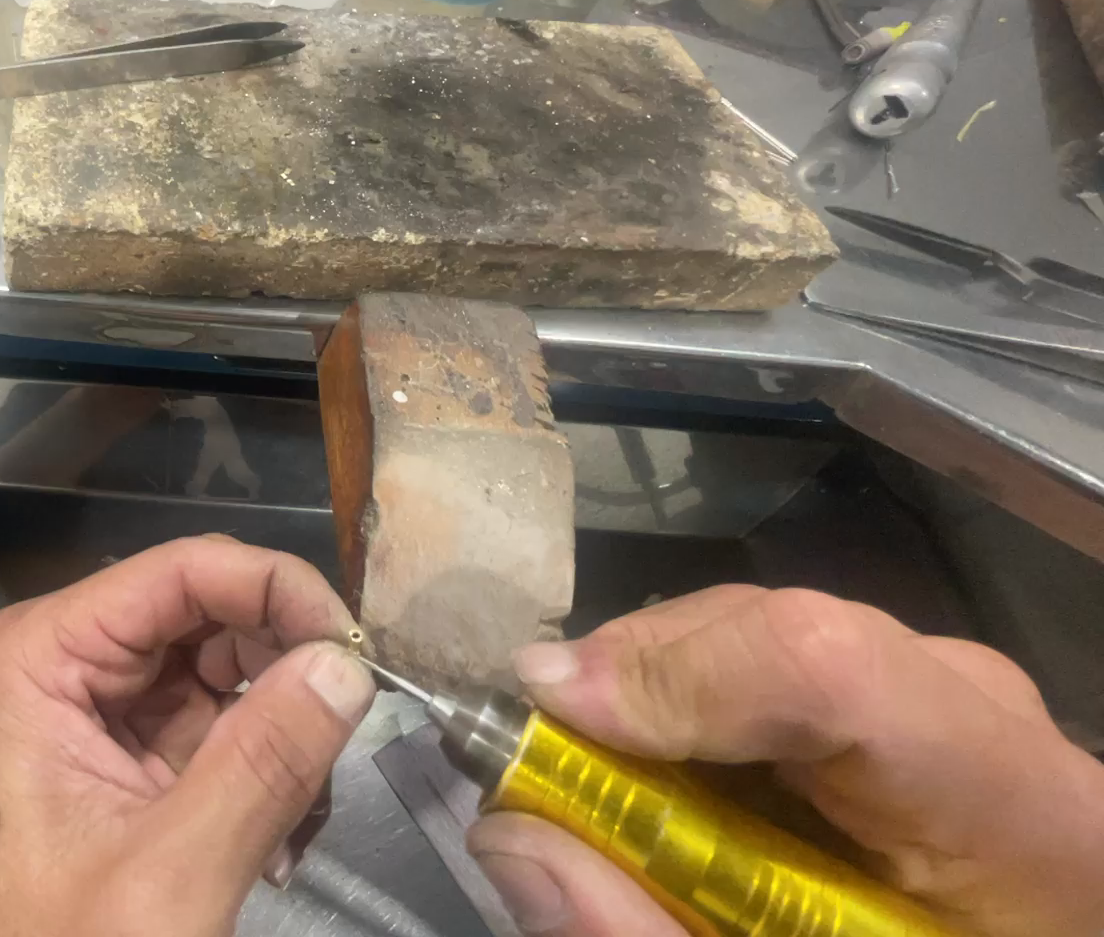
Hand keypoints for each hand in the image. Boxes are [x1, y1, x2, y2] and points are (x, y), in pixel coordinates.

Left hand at [0, 536, 376, 936]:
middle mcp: (70, 648)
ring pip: (224, 656)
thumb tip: (347, 664)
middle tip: (340, 731)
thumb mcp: (168, 875)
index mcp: (44, 650)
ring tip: (303, 811)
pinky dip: (264, 754)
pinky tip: (280, 828)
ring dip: (280, 718)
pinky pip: (219, 709)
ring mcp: (102, 691)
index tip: (355, 645)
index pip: (179, 570)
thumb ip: (263, 763)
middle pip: (205, 605)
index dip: (274, 586)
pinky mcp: (131, 735)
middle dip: (281, 661)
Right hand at [465, 586, 1103, 936]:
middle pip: (767, 629)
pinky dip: (662, 692)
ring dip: (636, 684)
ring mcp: (931, 687)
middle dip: (628, 677)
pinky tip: (654, 758)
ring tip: (598, 768)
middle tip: (542, 750)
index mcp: (1023, 821)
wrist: (976, 936)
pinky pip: (743, 648)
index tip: (552, 710)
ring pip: (742, 625)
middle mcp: (984, 718)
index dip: (673, 671)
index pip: (833, 667)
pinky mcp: (884, 685)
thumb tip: (506, 839)